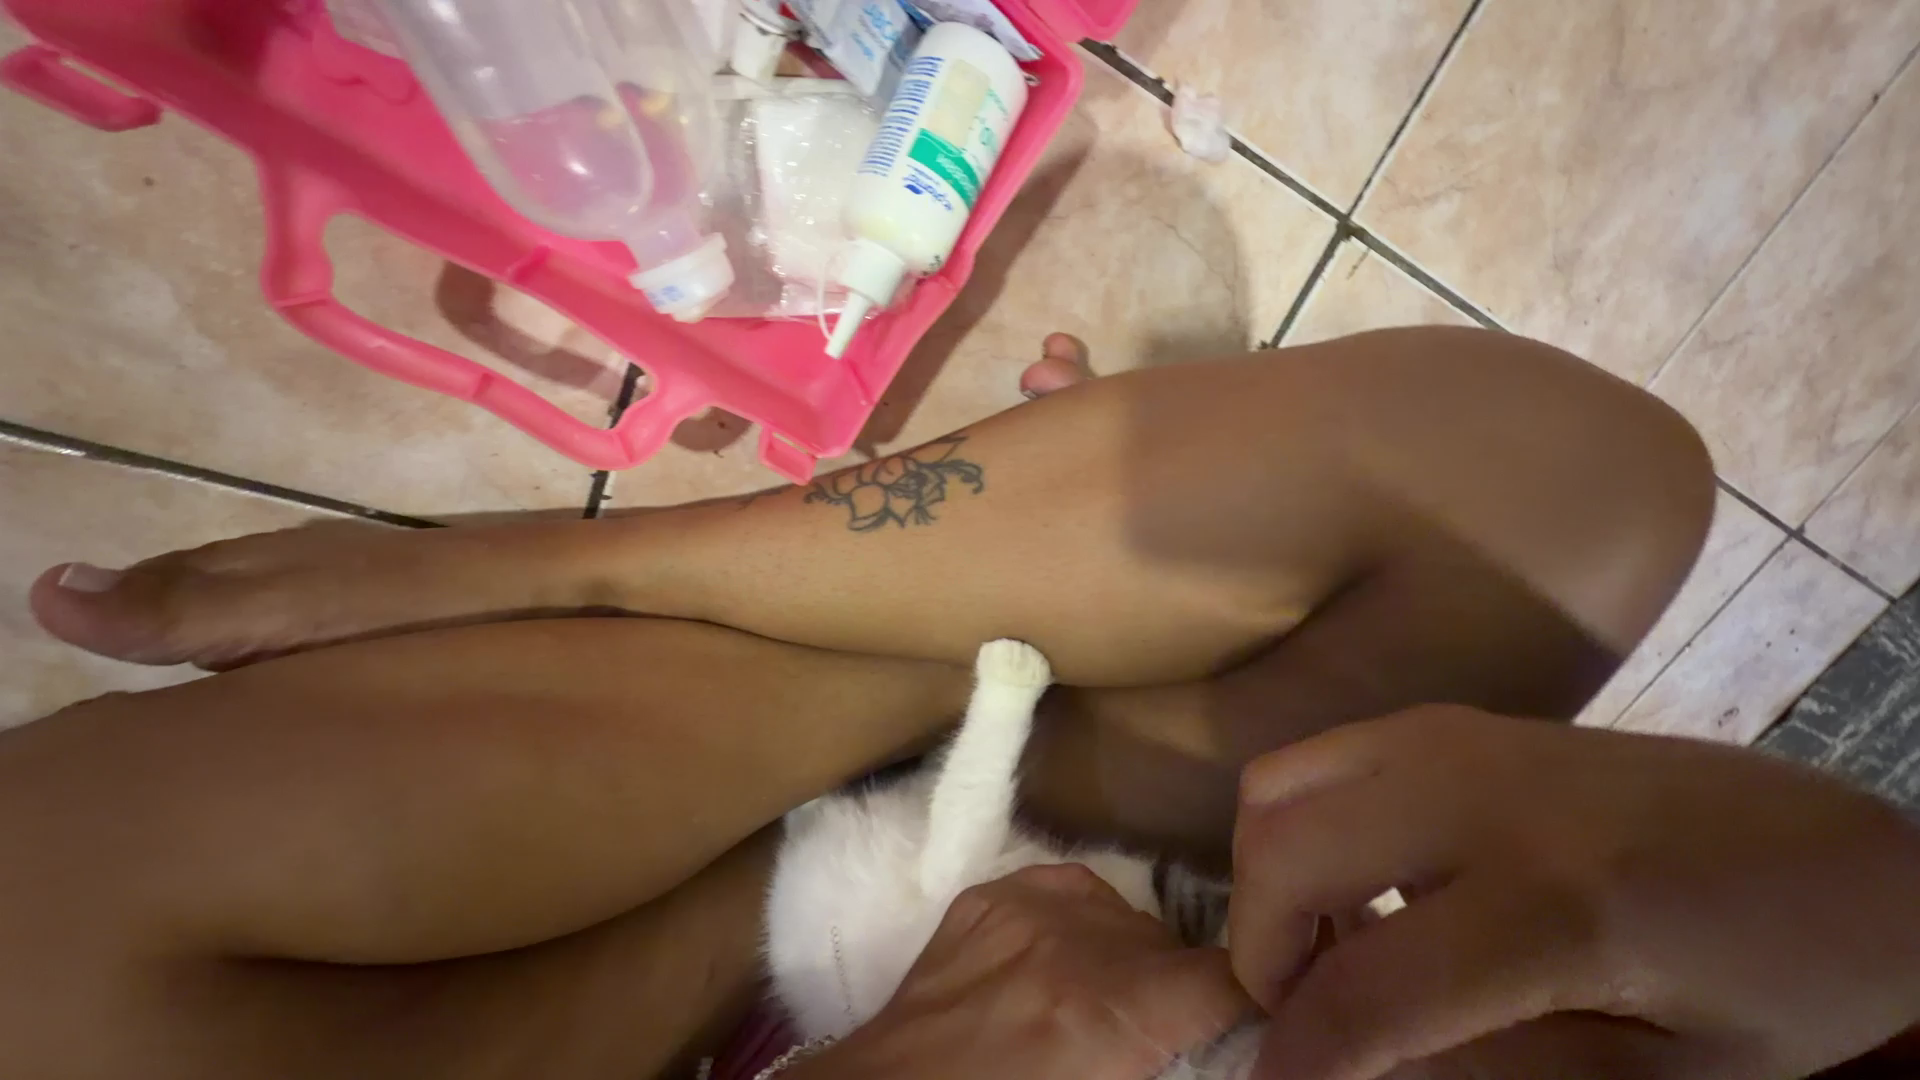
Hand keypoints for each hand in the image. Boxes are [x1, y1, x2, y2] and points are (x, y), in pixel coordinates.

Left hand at [790, 863, 1252, 1079]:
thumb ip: (1166, 1056)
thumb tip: (1227, 1036)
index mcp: (1107, 1011)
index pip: (1224, 976)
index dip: (1251, 997)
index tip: (1253, 1017)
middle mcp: (1070, 940)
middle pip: (1170, 943)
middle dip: (1178, 987)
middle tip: (1157, 1032)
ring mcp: (1022, 905)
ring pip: (1120, 908)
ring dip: (1126, 951)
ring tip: (1102, 994)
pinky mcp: (986, 894)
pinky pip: (1062, 887)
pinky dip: (1076, 921)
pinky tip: (1058, 958)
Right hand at [1228, 706, 1919, 1079]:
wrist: (1826, 843)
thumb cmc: (1772, 979)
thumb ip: (1491, 1075)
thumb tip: (1355, 1058)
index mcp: (1557, 906)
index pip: (1372, 989)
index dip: (1301, 1054)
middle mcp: (1473, 795)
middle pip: (1282, 853)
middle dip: (1259, 947)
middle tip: (1300, 1005)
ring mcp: (1442, 738)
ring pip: (1273, 790)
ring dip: (1268, 878)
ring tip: (1324, 937)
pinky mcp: (1431, 721)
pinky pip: (1309, 762)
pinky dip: (1292, 824)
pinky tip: (1353, 875)